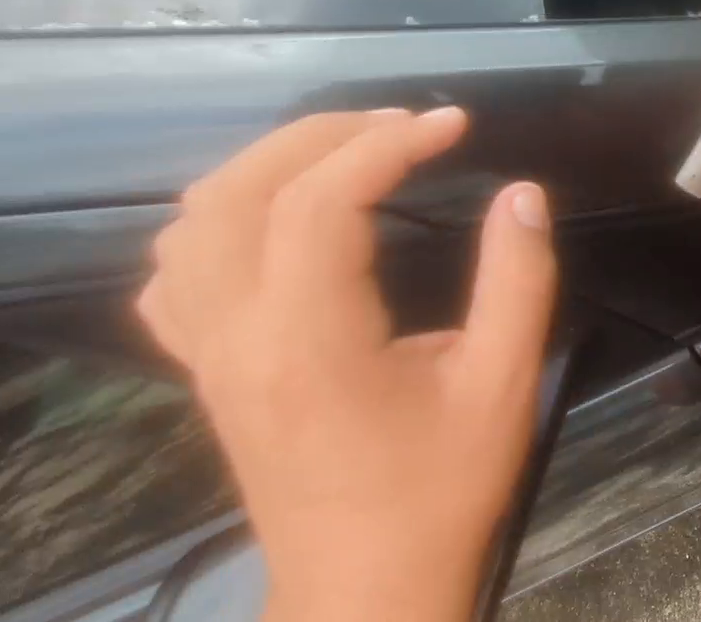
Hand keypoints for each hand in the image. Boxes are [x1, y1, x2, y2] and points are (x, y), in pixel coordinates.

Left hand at [137, 108, 557, 621]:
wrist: (368, 580)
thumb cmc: (444, 481)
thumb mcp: (505, 378)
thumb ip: (520, 278)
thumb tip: (522, 194)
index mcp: (312, 340)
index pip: (320, 202)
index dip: (388, 144)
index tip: (454, 124)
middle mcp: (238, 338)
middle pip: (235, 194)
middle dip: (320, 135)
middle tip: (403, 124)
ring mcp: (210, 356)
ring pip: (191, 226)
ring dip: (268, 166)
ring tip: (352, 152)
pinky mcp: (210, 371)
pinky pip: (177, 274)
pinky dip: (224, 220)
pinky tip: (284, 221)